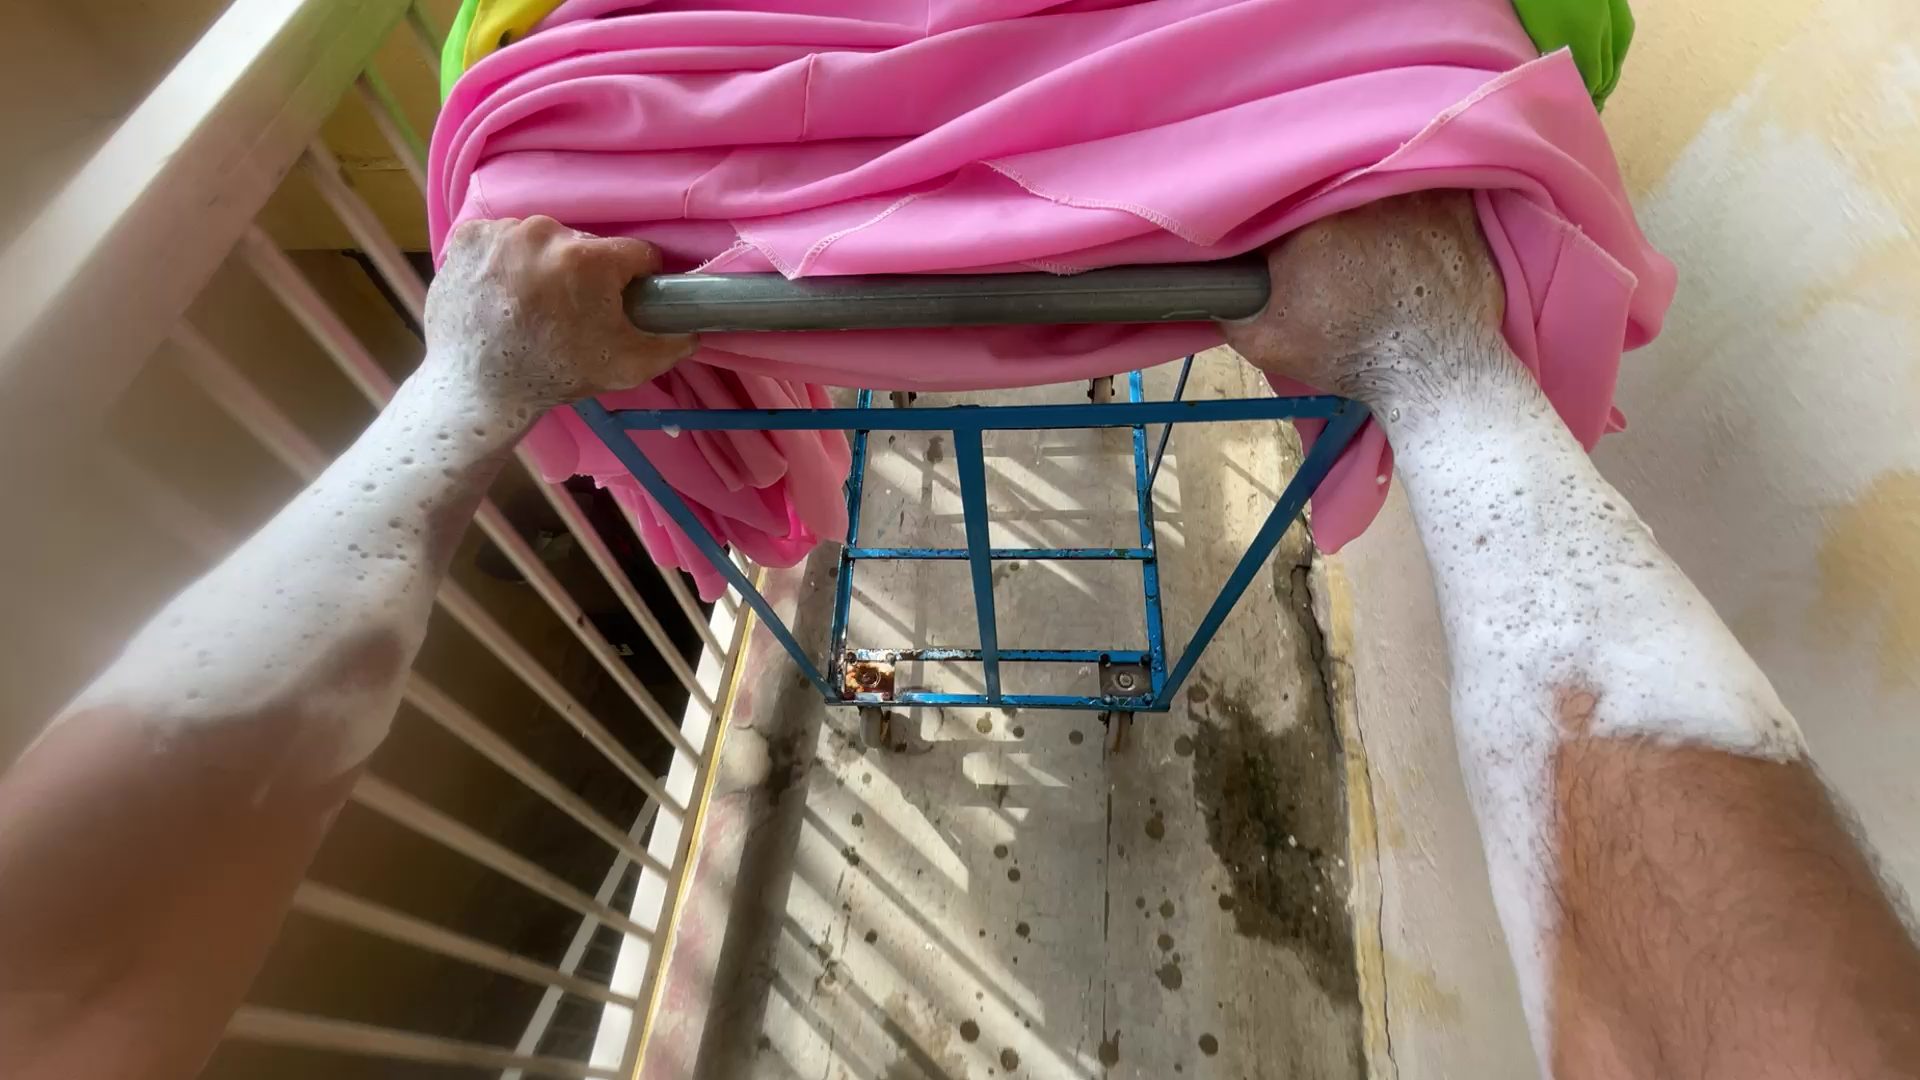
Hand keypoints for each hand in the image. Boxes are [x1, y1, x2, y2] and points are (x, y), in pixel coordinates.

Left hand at [424, 216, 696, 412]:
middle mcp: (545, 231)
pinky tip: (509, 294)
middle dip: (591, 275)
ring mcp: (501, 230)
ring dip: (551, 267)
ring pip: (547, 242)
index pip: (639, 253)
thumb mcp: (630, 367)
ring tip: (538, 306)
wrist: (480, 385)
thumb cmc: (559, 373)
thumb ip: (672, 344)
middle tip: (578, 314)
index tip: (630, 302)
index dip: (642, 280)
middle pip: (589, 247)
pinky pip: (507, 241)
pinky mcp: (467, 235)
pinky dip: (512, 262)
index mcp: (590, 258)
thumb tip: (693, 330)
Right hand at [1221, 191, 1506, 408]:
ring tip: (1359, 238)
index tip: (1272, 255)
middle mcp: (1358, 198)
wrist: (1433, 370)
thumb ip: (1228, 310)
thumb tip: (1215, 286)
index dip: (1267, 234)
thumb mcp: (1265, 345)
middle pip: (1321, 194)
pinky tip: (1401, 228)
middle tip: (1318, 252)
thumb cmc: (1347, 356)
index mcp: (1306, 229)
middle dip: (1313, 217)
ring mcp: (1413, 193)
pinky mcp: (1456, 200)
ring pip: (1369, 185)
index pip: (1271, 214)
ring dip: (1359, 205)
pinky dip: (1408, 202)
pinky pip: (1421, 185)